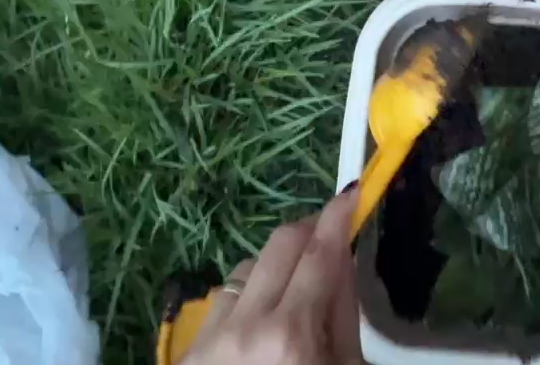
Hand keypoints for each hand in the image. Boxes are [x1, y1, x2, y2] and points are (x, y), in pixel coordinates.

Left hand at [182, 188, 363, 364]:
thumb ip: (342, 312)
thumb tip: (340, 258)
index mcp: (292, 336)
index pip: (321, 250)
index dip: (339, 213)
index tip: (353, 191)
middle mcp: (245, 328)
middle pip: (281, 241)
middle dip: (310, 229)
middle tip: (329, 238)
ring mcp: (209, 341)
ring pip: (248, 266)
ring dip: (276, 267)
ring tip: (294, 295)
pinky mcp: (186, 356)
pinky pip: (224, 300)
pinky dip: (248, 299)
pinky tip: (260, 328)